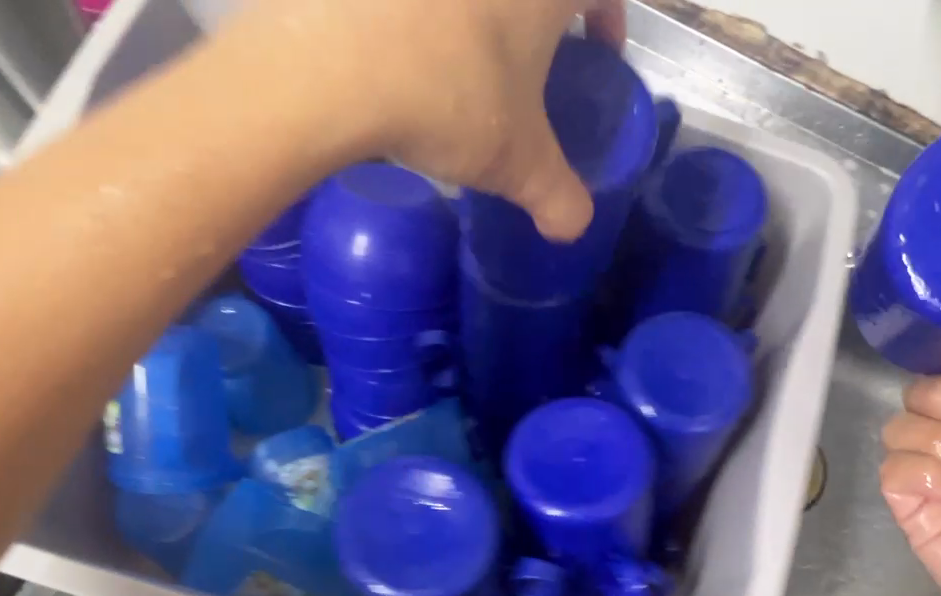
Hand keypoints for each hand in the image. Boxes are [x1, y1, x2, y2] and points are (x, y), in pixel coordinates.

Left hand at [229, 0, 626, 240]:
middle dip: (539, 19)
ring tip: (462, 63)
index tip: (599, 50)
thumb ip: (558, 198)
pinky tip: (404, 53)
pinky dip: (419, 21)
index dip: (609, 17)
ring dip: (479, 17)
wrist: (331, 62)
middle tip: (530, 60)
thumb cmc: (450, 99)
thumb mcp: (518, 164)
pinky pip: (414, 5)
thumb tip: (573, 229)